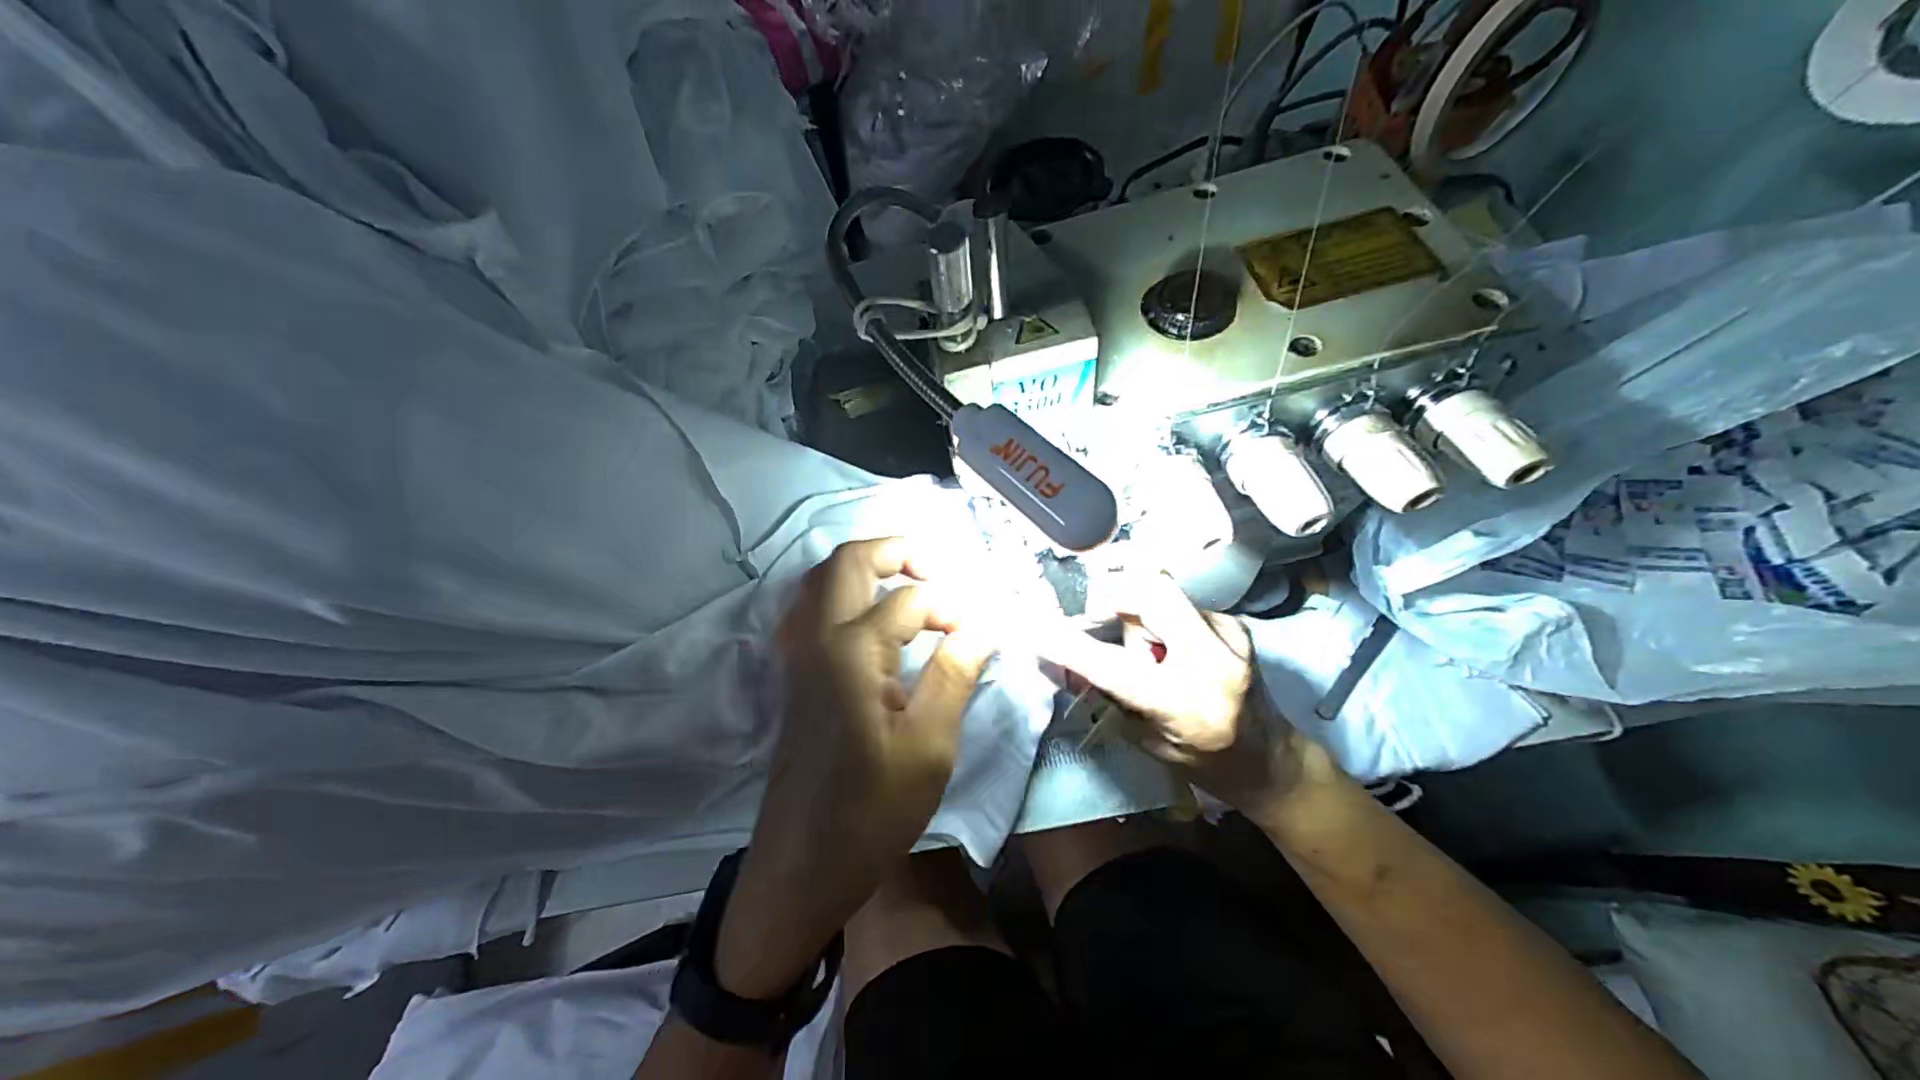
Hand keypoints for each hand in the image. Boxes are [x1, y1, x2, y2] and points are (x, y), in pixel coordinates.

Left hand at [715, 538, 993, 1000]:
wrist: (801, 867)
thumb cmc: (872, 811)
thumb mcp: (930, 746)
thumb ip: (955, 674)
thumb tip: (982, 624)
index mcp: (852, 651)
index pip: (910, 600)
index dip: (955, 607)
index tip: (985, 630)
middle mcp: (817, 640)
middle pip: (848, 562)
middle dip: (896, 551)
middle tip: (940, 568)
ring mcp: (798, 657)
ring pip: (822, 581)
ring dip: (865, 569)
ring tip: (910, 584)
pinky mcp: (794, 678)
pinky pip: (811, 610)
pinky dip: (842, 596)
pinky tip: (870, 621)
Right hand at [1037, 573, 1339, 828]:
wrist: (1272, 759)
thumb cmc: (1205, 763)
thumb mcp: (1147, 742)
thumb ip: (1109, 697)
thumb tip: (1065, 661)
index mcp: (1185, 704)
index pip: (1112, 666)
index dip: (1069, 646)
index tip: (1036, 629)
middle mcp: (1213, 661)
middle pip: (1151, 592)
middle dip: (1111, 597)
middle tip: (1093, 619)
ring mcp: (1229, 634)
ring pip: (1161, 594)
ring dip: (1137, 616)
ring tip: (1144, 652)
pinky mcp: (1234, 622)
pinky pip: (1180, 604)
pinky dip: (1161, 620)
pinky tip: (1170, 648)